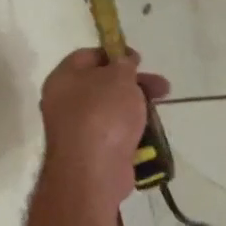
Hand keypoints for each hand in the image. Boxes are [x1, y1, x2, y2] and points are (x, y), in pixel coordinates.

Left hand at [38, 49, 168, 211]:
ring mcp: (77, 130)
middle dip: (135, 84)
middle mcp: (65, 103)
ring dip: (137, 107)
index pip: (88, 56)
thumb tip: (123, 63)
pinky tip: (150, 133)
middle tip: (161, 87)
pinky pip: (114, 135)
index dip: (115, 54)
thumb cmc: (103, 114)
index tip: (139, 60)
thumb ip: (123, 64)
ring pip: (111, 111)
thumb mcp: (118, 77)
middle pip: (103, 85)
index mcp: (63, 78)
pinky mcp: (92, 153)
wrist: (93, 171)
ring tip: (160, 110)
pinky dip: (131, 131)